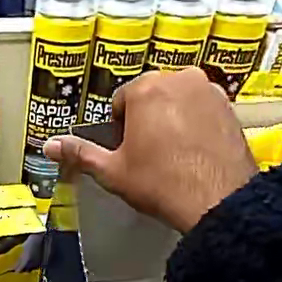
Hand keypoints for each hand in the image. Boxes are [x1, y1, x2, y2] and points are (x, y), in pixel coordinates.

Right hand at [42, 67, 257, 231]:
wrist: (217, 201)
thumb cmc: (163, 185)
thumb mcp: (113, 172)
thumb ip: (80, 154)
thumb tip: (51, 145)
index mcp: (146, 88)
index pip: (121, 101)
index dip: (120, 128)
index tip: (126, 151)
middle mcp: (180, 79)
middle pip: (152, 96)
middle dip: (147, 120)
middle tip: (149, 156)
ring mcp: (209, 91)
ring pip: (179, 101)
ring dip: (172, 120)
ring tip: (172, 157)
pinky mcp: (230, 108)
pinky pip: (203, 111)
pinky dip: (197, 126)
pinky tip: (193, 154)